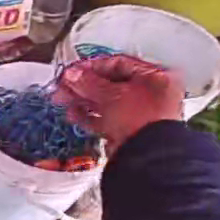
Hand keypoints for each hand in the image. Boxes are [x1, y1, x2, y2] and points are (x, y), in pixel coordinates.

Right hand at [56, 55, 182, 153]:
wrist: (145, 156)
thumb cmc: (143, 120)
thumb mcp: (112, 94)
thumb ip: (89, 82)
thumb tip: (73, 74)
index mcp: (156, 77)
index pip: (120, 63)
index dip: (93, 66)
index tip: (74, 70)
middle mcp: (151, 95)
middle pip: (111, 84)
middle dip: (84, 85)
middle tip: (64, 85)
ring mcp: (139, 115)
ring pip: (106, 103)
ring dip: (83, 100)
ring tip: (64, 99)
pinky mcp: (128, 133)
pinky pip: (106, 120)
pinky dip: (89, 117)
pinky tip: (73, 114)